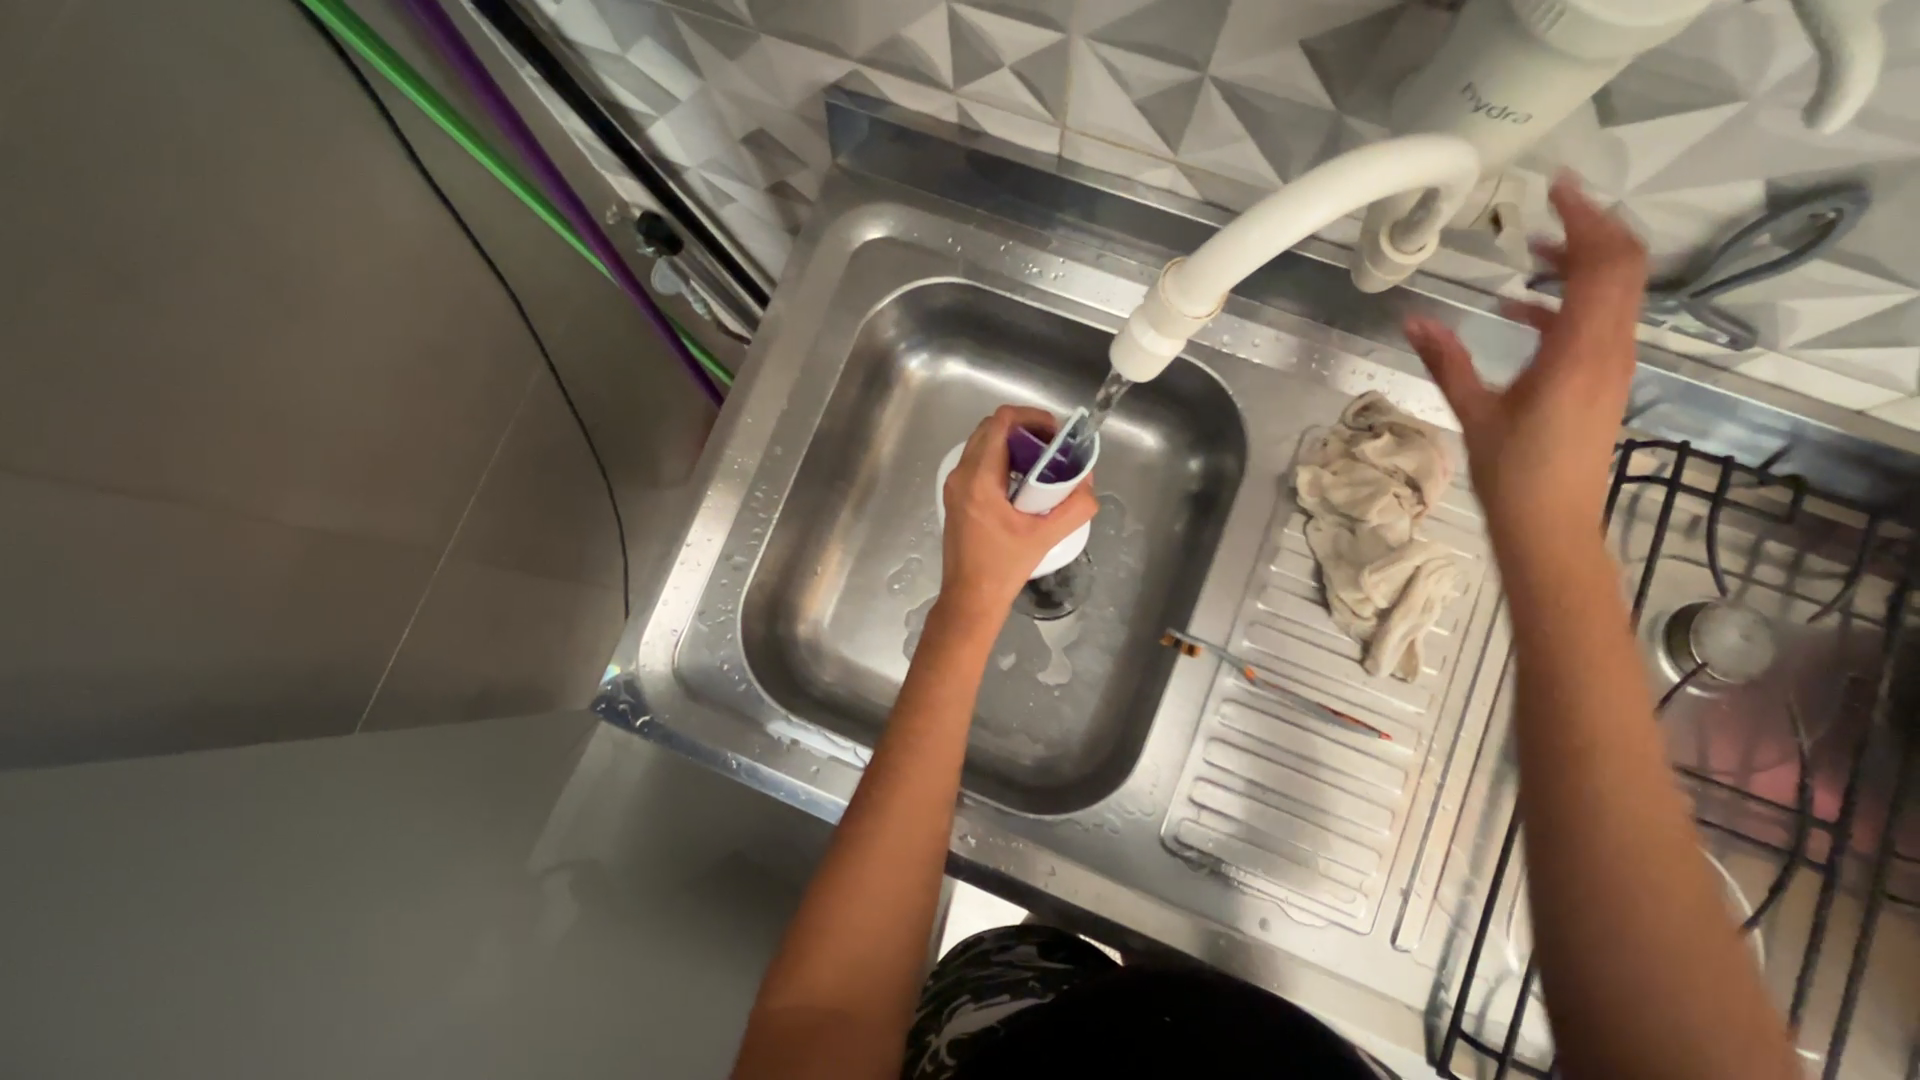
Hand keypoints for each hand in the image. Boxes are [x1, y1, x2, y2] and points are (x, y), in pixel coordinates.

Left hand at [940, 406, 1098, 617]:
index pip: (1001, 423)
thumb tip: (1088, 483)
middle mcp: (961, 475)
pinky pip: (979, 462)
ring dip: (1013, 444)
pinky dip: (1002, 460)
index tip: (1056, 434)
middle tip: (1053, 447)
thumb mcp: (1046, 537)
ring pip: (983, 444)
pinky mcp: (956, 497)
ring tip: (1042, 463)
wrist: (970, 598)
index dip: (1032, 418)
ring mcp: (955, 486)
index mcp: (980, 480)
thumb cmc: (1003, 568)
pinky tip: (1024, 483)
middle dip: (1025, 429)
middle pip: (992, 429)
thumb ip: (1075, 507)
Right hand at [1403, 173, 1646, 541]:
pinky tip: (1522, 311)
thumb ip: (1446, 359)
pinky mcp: (1604, 380)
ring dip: (1581, 265)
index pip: (1602, 263)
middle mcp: (1609, 349)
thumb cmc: (1512, 474)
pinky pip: (1600, 322)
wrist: (1551, 525)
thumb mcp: (1473, 412)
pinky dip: (1571, 302)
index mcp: (1578, 350)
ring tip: (1531, 255)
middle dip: (1589, 230)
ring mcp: (1612, 365)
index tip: (1558, 187)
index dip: (1586, 217)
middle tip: (1547, 210)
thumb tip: (1412, 318)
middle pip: (1622, 267)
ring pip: (1616, 292)